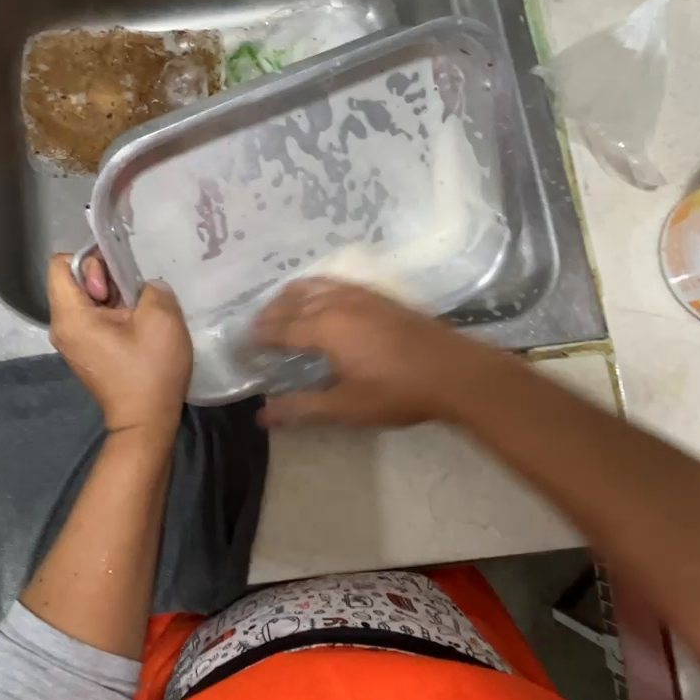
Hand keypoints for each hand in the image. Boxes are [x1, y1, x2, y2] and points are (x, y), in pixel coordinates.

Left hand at [47, 252, 192, 434]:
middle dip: (105, 279)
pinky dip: (113, 314)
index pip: (60, 264)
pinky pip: (93, 318)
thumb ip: (150, 286)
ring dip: (113, 297)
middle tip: (132, 298)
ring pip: (86, 299)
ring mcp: (73, 341)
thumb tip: (143, 287)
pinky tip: (137, 326)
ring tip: (139, 311)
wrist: (147, 421)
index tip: (114, 283)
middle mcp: (62, 327)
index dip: (90, 261)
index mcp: (69, 316)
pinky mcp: (87, 351)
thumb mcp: (161, 318)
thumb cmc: (150, 370)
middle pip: (73, 280)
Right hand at [252, 279, 509, 427]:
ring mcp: (360, 294)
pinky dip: (316, 290)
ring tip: (283, 312)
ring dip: (291, 297)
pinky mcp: (379, 295)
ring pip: (314, 286)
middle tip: (258, 330)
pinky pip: (334, 283)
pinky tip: (322, 303)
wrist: (455, 372)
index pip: (279, 328)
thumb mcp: (346, 407)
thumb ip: (301, 408)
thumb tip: (262, 416)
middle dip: (270, 313)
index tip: (244, 345)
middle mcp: (337, 302)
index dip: (259, 336)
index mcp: (324, 326)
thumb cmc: (397, 392)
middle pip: (292, 300)